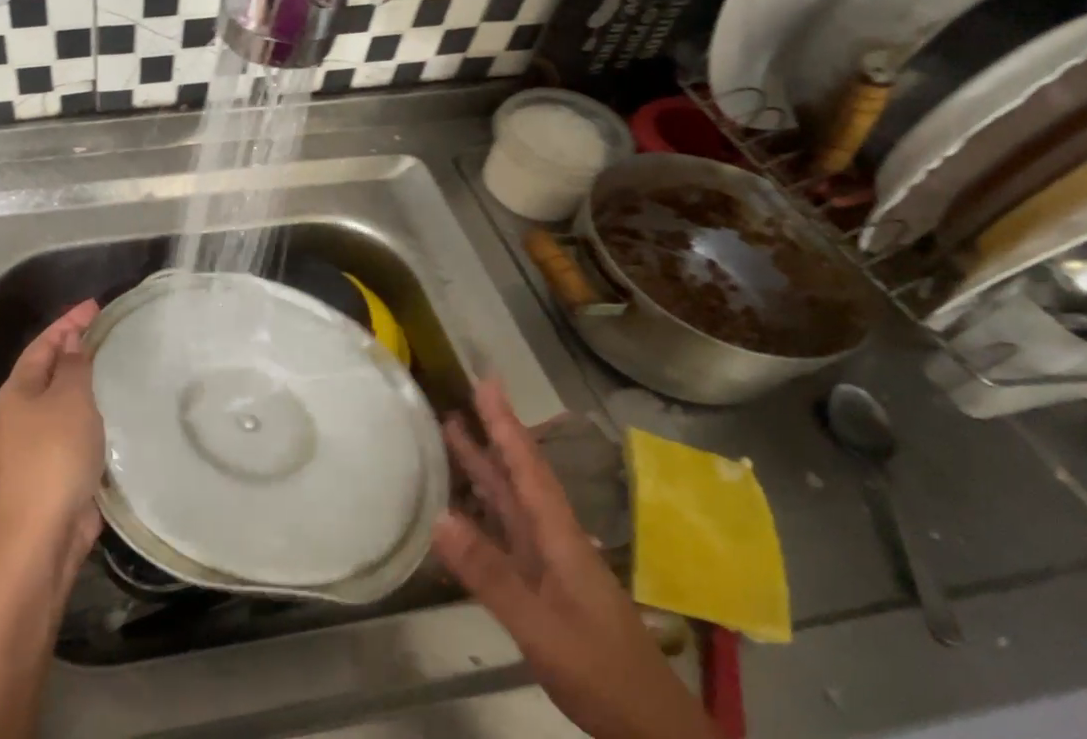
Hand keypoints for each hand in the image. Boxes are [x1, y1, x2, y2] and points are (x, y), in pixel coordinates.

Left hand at [0, 300, 103, 573]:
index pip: (44, 344)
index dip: (69, 323)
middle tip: (116, 335)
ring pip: (67, 403)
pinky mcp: (58, 469)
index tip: (97, 306)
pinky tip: (123, 416)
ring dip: (91, 386)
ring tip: (126, 369)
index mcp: (19, 389)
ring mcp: (38, 443)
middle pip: (53, 371)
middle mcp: (23, 412)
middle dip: (80, 351)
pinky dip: (98, 418)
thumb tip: (72, 342)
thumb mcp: (69, 400)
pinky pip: (79, 431)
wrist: (42, 530)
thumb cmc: (54, 455)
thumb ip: (74, 367)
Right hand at [434, 381, 716, 738]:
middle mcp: (555, 543)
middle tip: (456, 404)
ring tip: (452, 441)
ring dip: (485, 472)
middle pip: (519, 480)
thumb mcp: (541, 625)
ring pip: (512, 507)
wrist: (649, 726)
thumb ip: (491, 574)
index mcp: (560, 539)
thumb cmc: (601, 671)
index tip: (488, 383)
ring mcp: (551, 568)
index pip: (529, 470)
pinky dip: (482, 516)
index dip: (507, 425)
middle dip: (490, 439)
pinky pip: (506, 538)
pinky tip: (461, 515)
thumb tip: (440, 517)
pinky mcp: (544, 591)